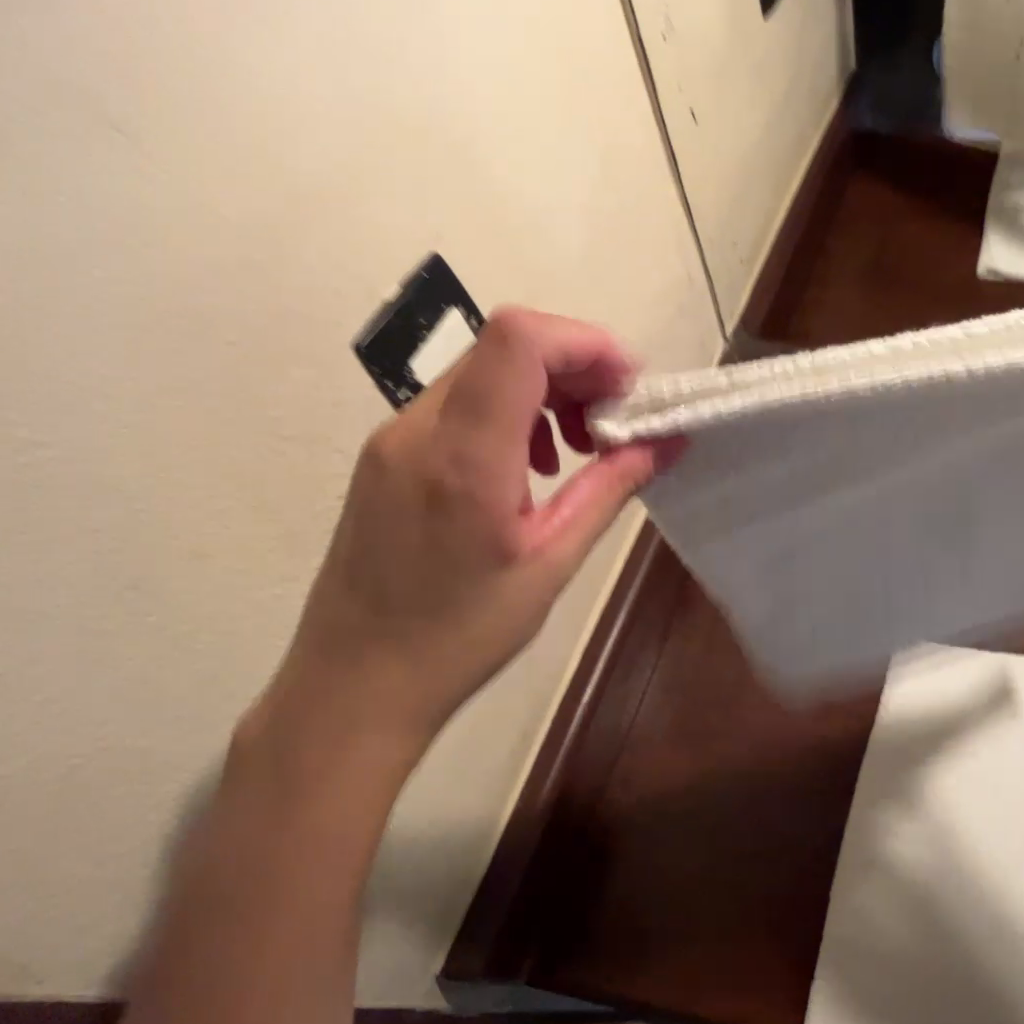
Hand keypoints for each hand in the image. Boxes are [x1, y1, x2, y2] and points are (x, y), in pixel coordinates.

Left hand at [265, 308, 678, 748]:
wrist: (355, 682)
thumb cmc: (461, 635)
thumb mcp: (552, 563)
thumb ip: (609, 489)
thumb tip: (667, 442)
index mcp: (464, 458)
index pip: (521, 341)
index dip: (587, 344)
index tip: (629, 390)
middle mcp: (418, 429)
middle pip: (506, 344)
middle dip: (577, 366)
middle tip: (618, 421)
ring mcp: (394, 437)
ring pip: (484, 370)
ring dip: (547, 389)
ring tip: (580, 448)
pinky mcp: (387, 454)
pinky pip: (460, 402)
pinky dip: (513, 411)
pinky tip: (533, 466)